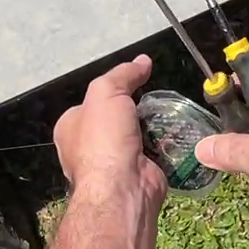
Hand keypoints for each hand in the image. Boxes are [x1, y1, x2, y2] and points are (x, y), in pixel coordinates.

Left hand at [54, 55, 167, 210]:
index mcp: (71, 128)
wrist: (123, 187)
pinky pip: (154, 151)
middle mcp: (88, 147)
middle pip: (117, 119)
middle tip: (155, 101)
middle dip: (136, 111)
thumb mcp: (106, 92)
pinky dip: (166, 144)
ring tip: (171, 113)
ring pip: (138, 135)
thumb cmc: (104, 139)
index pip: (92, 103)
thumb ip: (123, 74)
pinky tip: (177, 134)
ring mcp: (114, 163)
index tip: (134, 84)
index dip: (113, 91)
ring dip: (154, 127)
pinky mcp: (138, 173)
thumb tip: (143, 61)